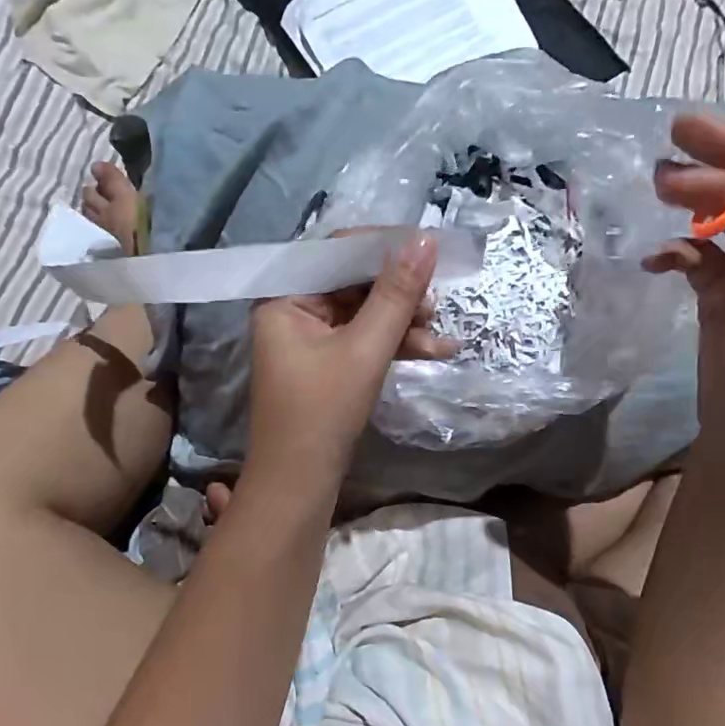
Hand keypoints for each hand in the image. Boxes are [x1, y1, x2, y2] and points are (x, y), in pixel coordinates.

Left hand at [248, 235, 448, 474]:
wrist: (299, 485)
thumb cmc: (323, 412)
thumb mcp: (365, 349)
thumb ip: (395, 295)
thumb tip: (424, 240)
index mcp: (284, 299)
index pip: (335, 253)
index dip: (383, 247)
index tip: (428, 248)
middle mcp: (292, 312)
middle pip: (352, 284)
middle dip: (398, 293)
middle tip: (435, 301)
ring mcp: (310, 340)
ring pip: (363, 314)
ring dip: (402, 321)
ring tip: (439, 331)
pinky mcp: (326, 365)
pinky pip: (363, 341)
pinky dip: (394, 345)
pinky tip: (435, 351)